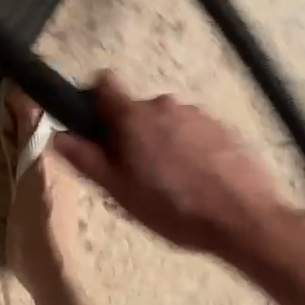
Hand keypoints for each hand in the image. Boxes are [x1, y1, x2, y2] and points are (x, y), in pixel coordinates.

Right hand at [55, 74, 291, 256]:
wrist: (247, 221)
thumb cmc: (174, 209)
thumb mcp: (121, 192)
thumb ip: (86, 160)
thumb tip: (57, 135)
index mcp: (133, 116)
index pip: (104, 84)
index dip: (96, 100)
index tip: (98, 127)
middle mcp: (163, 104)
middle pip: (137, 110)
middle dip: (133, 134)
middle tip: (138, 172)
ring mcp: (197, 114)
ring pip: (167, 122)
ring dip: (164, 141)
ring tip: (174, 182)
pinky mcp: (224, 128)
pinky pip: (195, 132)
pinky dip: (192, 149)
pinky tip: (200, 181)